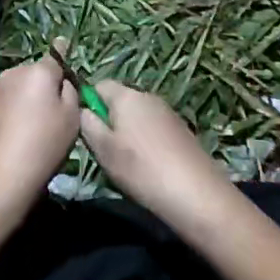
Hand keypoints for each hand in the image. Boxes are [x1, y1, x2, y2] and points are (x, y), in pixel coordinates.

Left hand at [0, 56, 79, 224]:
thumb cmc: (41, 147)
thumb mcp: (71, 119)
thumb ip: (70, 91)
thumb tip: (61, 82)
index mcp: (38, 71)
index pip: (56, 58)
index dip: (64, 66)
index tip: (67, 70)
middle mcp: (13, 72)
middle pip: (36, 73)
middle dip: (44, 85)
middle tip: (54, 112)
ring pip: (19, 87)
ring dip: (27, 99)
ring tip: (33, 127)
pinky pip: (5, 101)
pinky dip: (12, 111)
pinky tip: (14, 134)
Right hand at [80, 81, 239, 226]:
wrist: (195, 193)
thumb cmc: (140, 168)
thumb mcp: (102, 148)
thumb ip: (87, 123)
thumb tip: (83, 110)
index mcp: (127, 95)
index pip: (99, 85)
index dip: (88, 103)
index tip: (87, 129)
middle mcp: (148, 97)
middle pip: (119, 101)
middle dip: (109, 120)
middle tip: (104, 150)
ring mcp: (168, 113)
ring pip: (137, 117)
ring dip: (127, 133)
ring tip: (127, 162)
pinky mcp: (181, 131)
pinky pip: (154, 129)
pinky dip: (146, 143)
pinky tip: (149, 166)